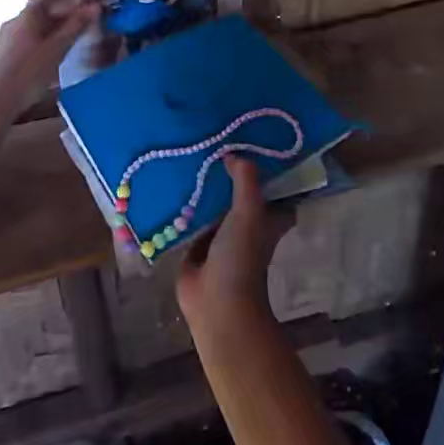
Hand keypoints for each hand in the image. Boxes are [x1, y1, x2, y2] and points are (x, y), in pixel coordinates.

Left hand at [0, 0, 101, 112]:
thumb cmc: (28, 72)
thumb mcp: (57, 49)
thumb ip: (75, 27)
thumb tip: (95, 6)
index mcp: (29, 14)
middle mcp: (17, 20)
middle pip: (44, 9)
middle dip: (65, 9)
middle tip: (85, 12)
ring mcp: (8, 36)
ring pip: (37, 24)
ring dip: (56, 24)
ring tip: (72, 31)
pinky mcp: (5, 52)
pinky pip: (30, 36)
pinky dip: (46, 36)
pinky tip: (52, 49)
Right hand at [177, 157, 292, 328]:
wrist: (215, 301)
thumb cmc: (241, 256)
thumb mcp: (249, 212)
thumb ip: (245, 180)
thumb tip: (233, 154)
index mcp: (266, 220)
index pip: (274, 191)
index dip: (268, 170)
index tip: (253, 144)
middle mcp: (246, 225)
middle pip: (239, 193)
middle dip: (228, 173)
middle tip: (212, 142)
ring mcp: (220, 235)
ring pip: (213, 203)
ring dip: (203, 187)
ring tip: (188, 154)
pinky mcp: (195, 243)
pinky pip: (189, 217)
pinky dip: (182, 204)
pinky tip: (169, 183)